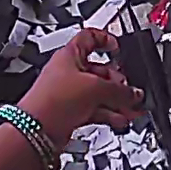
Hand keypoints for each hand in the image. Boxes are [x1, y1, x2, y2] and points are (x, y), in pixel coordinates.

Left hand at [18, 29, 142, 144]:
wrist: (36, 131)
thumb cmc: (54, 100)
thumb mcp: (95, 88)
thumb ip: (120, 90)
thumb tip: (134, 94)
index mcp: (69, 55)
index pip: (89, 38)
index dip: (105, 39)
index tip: (117, 46)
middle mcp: (68, 72)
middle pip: (98, 70)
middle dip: (118, 81)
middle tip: (131, 89)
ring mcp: (68, 93)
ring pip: (98, 93)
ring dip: (116, 100)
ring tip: (131, 108)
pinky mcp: (70, 113)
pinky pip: (94, 109)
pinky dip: (109, 114)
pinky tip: (120, 119)